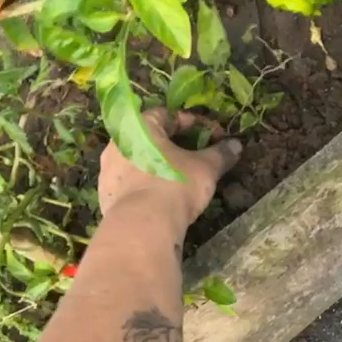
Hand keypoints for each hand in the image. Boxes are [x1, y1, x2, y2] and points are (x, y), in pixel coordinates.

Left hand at [98, 110, 242, 232]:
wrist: (143, 225)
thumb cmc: (175, 185)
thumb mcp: (206, 168)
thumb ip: (220, 154)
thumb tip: (236, 145)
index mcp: (139, 126)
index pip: (168, 115)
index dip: (193, 124)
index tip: (211, 136)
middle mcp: (118, 143)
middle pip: (150, 139)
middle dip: (174, 146)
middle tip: (195, 158)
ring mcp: (107, 170)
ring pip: (138, 162)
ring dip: (157, 167)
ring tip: (179, 180)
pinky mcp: (105, 195)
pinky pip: (130, 184)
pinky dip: (146, 186)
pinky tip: (161, 199)